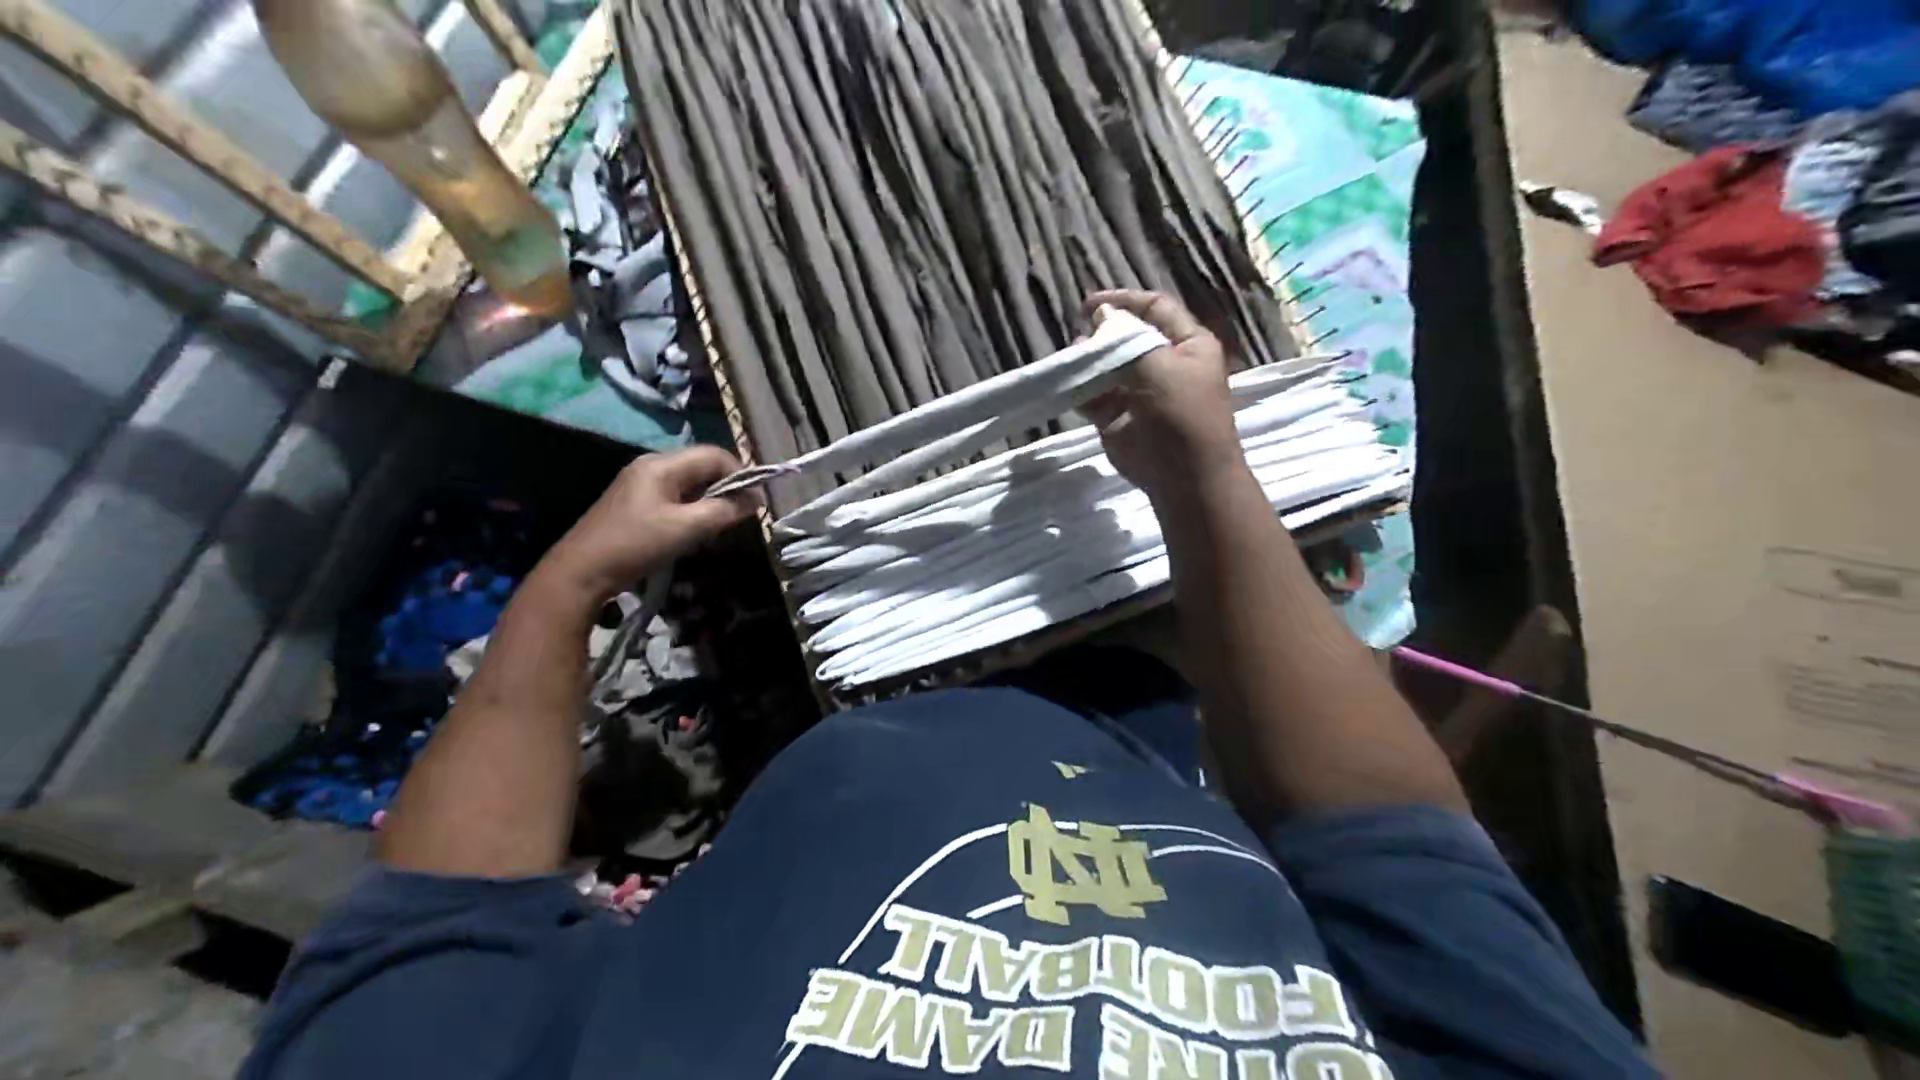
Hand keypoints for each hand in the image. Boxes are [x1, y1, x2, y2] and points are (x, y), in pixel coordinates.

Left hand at [536, 446, 757, 601]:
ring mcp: (641, 485)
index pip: (714, 455)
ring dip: (710, 502)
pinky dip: (693, 511)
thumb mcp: (686, 528)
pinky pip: (676, 498)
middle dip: (726, 489)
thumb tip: (756, 499)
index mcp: (661, 465)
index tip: (755, 501)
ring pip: (690, 484)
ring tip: (719, 528)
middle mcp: (651, 467)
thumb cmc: (635, 545)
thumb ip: (724, 510)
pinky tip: (694, 534)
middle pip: (702, 467)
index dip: (740, 473)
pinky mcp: (636, 505)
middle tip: (739, 517)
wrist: (580, 572)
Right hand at [1082, 289, 1244, 497]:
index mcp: (1188, 345)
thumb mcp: (1160, 366)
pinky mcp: (1117, 419)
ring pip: (1107, 367)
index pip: (1154, 308)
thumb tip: (1100, 317)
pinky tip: (1069, 384)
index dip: (1124, 301)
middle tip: (1081, 336)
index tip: (1089, 304)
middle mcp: (1164, 364)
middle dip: (1102, 335)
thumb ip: (1127, 339)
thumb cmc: (1182, 415)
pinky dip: (1080, 390)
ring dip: (1088, 362)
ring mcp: (1139, 393)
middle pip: (1126, 337)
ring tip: (1074, 360)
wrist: (1184, 477)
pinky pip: (1094, 397)